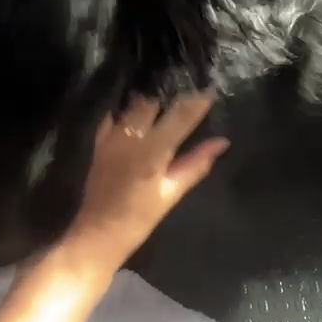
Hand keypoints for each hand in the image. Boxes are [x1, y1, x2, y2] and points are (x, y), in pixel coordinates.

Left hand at [57, 94, 228, 271]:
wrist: (99, 230)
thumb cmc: (141, 217)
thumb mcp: (172, 193)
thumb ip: (196, 164)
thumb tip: (222, 142)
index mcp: (154, 151)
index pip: (180, 116)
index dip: (197, 102)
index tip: (210, 90)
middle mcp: (132, 137)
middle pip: (154, 103)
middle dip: (170, 98)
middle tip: (185, 97)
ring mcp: (112, 137)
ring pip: (133, 106)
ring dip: (149, 103)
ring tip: (163, 105)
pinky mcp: (99, 141)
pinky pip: (113, 116)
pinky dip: (126, 113)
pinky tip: (135, 116)